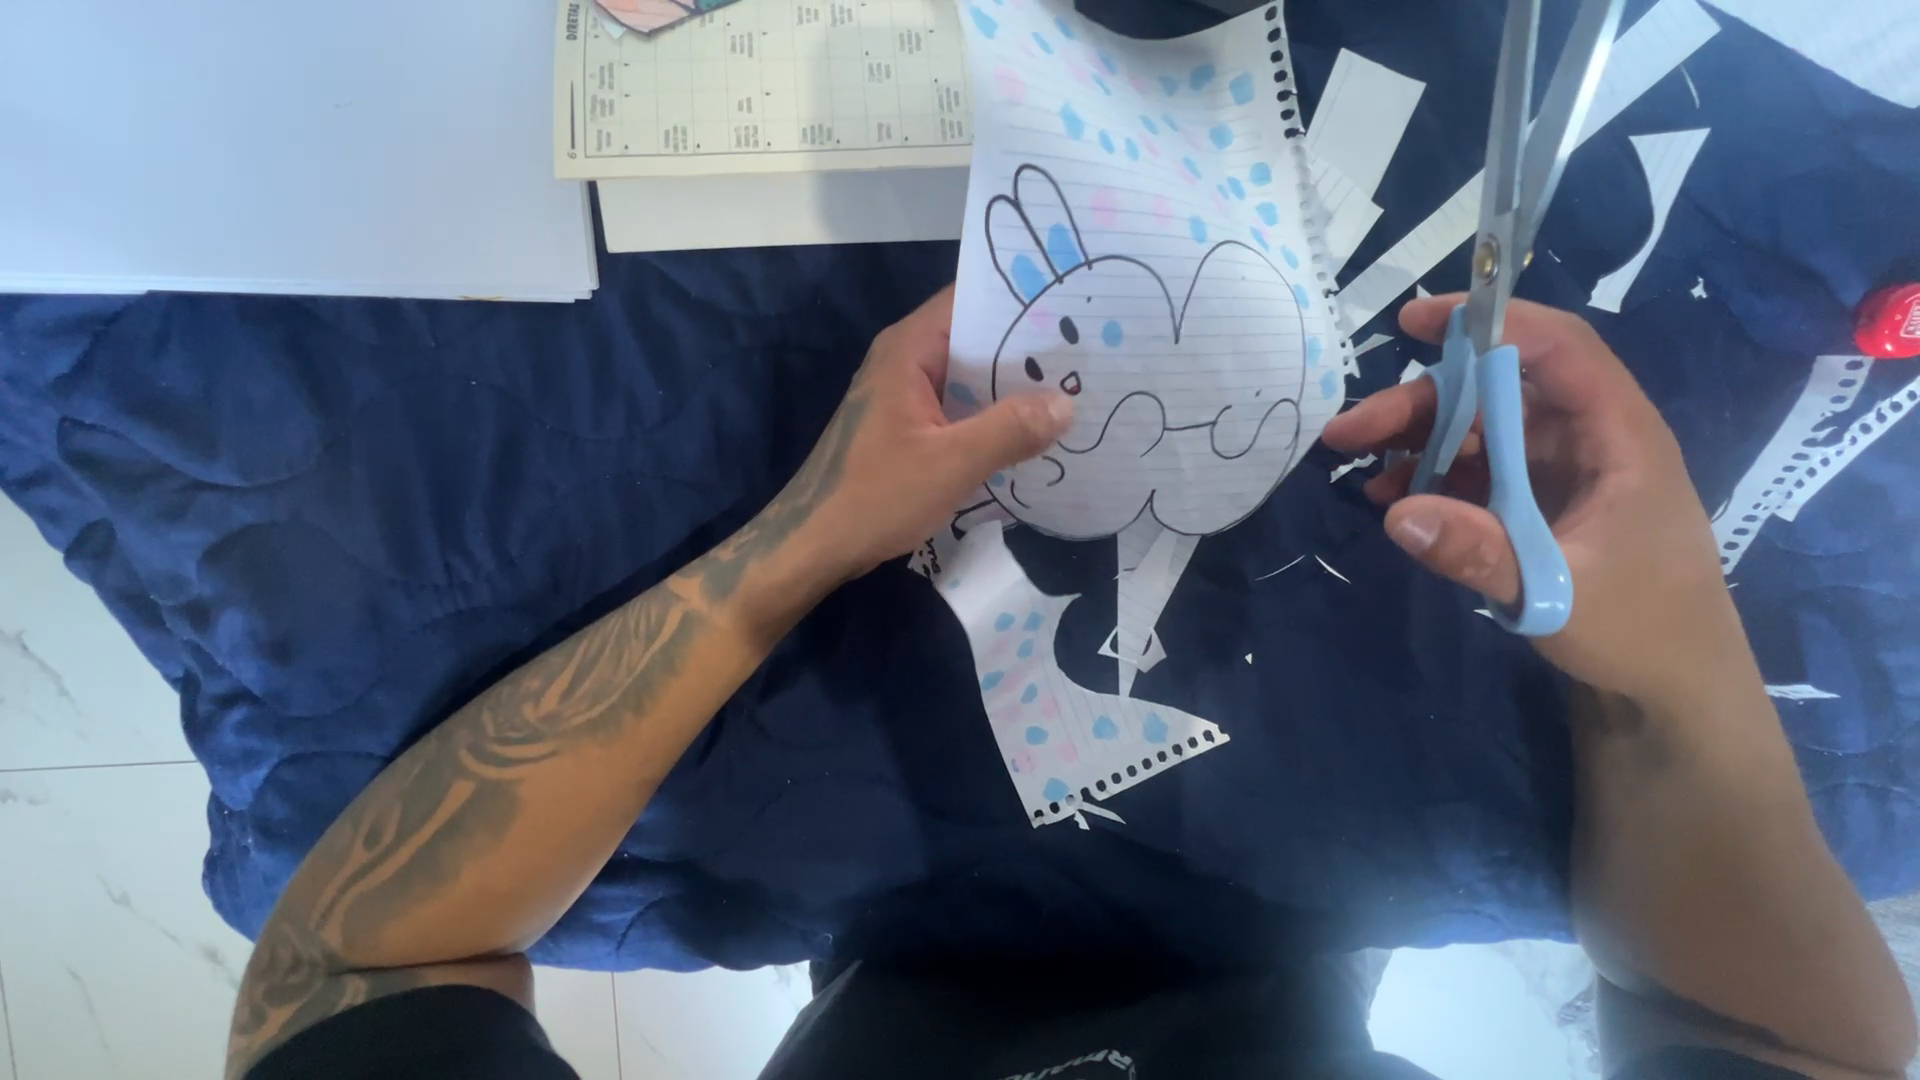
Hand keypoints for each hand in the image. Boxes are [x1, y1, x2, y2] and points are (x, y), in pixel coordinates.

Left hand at [781, 285, 1071, 580]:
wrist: (814, 545)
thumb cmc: (875, 497)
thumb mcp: (951, 464)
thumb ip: (1010, 430)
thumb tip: (1066, 404)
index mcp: (909, 350)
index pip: (970, 301)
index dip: (1021, 300)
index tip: (1074, 306)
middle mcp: (906, 361)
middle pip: (974, 339)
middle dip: (1028, 348)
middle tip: (1088, 355)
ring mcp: (905, 396)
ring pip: (969, 378)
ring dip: (1013, 388)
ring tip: (1074, 390)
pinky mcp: (907, 429)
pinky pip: (959, 410)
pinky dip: (992, 417)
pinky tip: (1032, 432)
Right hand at [1322, 295, 1743, 703]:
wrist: (1666, 682)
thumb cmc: (1639, 627)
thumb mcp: (1555, 590)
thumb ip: (1478, 550)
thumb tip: (1393, 513)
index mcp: (1617, 437)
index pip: (1556, 351)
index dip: (1491, 325)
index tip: (1415, 321)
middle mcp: (1581, 440)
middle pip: (1491, 394)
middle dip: (1415, 404)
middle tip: (1345, 432)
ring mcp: (1552, 471)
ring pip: (1472, 429)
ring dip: (1409, 440)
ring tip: (1353, 465)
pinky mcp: (1527, 501)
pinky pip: (1468, 470)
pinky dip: (1423, 477)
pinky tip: (1387, 500)